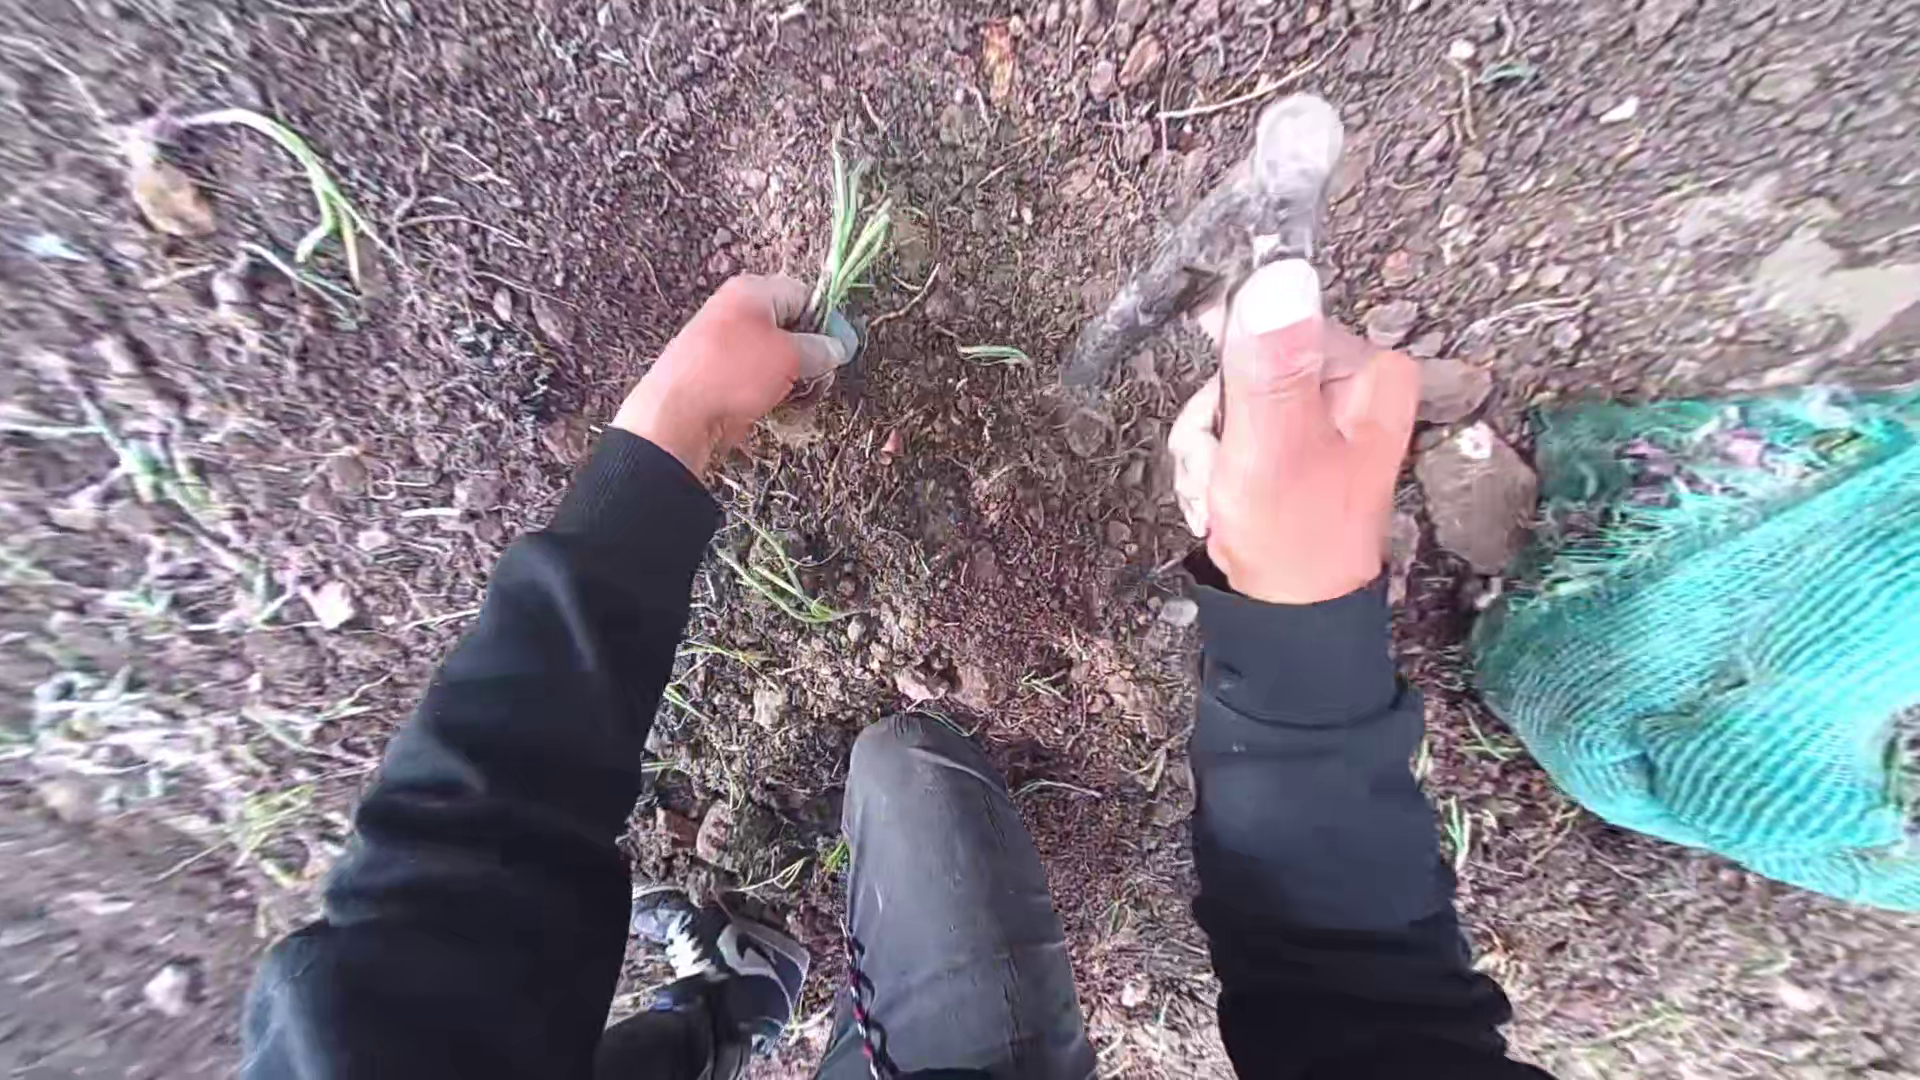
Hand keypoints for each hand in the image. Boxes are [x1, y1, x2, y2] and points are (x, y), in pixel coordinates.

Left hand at [613, 274, 849, 476]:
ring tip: (801, 395)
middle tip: (823, 375)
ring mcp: (732, 343)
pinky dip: (778, 387)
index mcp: (752, 292)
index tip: (844, 349)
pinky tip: (782, 404)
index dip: (828, 320)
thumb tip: (839, 347)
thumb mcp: (789, 356)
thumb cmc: (735, 373)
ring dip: (798, 375)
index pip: (804, 295)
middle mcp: (740, 311)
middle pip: (794, 325)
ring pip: (781, 354)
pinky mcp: (727, 373)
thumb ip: (820, 348)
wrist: (681, 413)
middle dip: (814, 352)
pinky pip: (764, 374)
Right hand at [1169, 259, 1418, 604]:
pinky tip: (1219, 500)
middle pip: (1235, 371)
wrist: (1287, 605)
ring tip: (1219, 496)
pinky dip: (1207, 469)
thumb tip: (1278, 274)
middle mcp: (1340, 386)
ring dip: (1203, 455)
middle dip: (1210, 430)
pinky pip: (1220, 433)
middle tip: (1221, 473)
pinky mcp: (1281, 441)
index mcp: (1361, 372)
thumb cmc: (1290, 532)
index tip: (1222, 425)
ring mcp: (1308, 415)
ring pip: (1218, 405)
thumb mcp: (1274, 447)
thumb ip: (1270, 368)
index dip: (1228, 378)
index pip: (1267, 328)